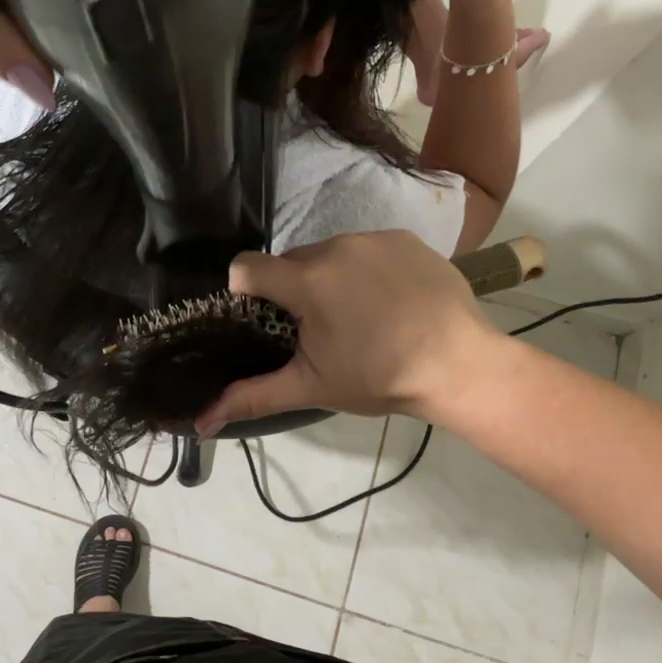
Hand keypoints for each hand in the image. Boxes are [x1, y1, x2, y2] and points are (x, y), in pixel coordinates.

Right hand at [196, 231, 504, 432]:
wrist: (461, 366)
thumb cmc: (380, 377)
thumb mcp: (311, 387)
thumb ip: (252, 397)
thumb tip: (200, 423)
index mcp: (306, 281)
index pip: (247, 267)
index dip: (246, 292)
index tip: (265, 319)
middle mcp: (335, 247)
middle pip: (291, 261)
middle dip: (294, 290)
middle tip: (318, 329)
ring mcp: (374, 239)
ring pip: (329, 253)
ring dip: (330, 277)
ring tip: (357, 315)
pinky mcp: (406, 239)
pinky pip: (367, 248)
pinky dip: (367, 269)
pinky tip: (388, 301)